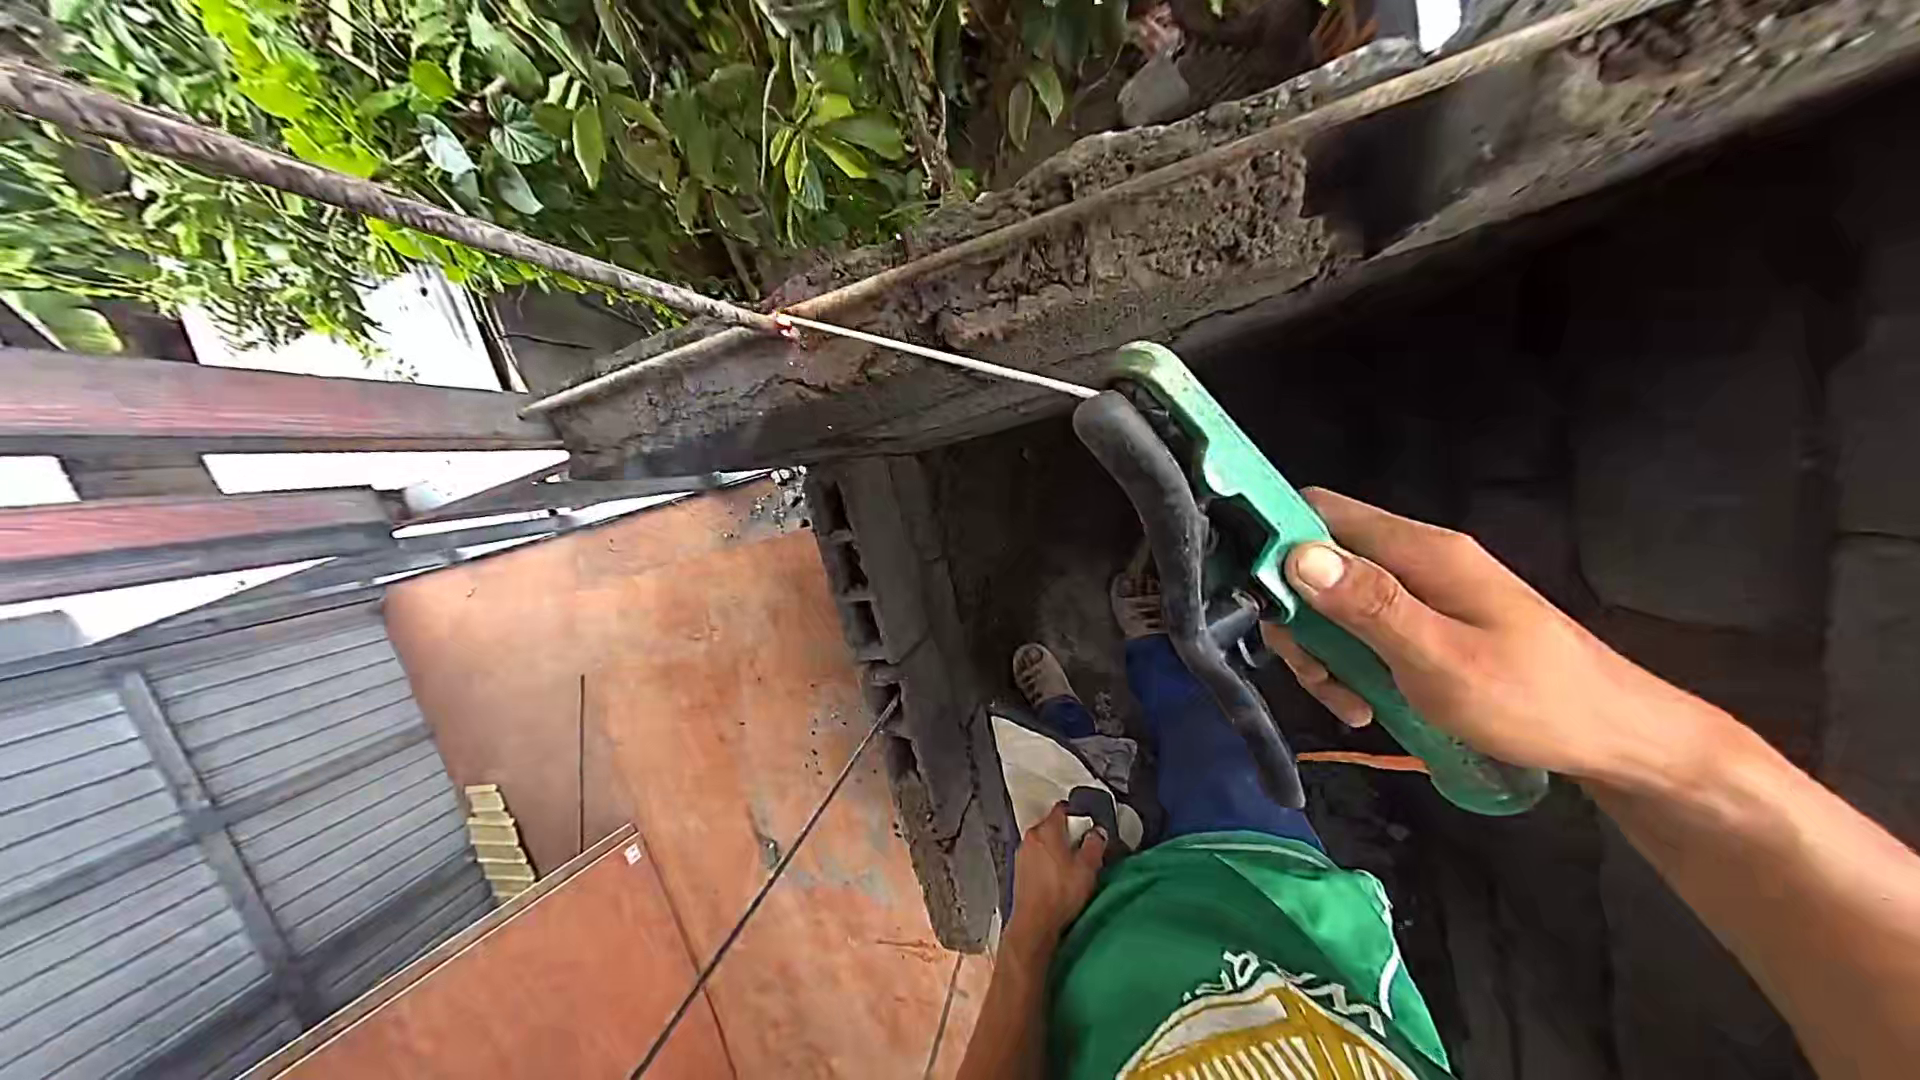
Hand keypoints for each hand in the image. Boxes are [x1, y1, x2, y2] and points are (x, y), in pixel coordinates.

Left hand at [1004, 802, 1106, 954]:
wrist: (1035, 923)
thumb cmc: (1060, 894)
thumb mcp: (1087, 868)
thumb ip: (1094, 844)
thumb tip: (1098, 832)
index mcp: (1046, 829)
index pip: (1062, 809)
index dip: (1077, 814)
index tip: (1087, 825)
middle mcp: (1031, 837)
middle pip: (1051, 825)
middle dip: (1066, 833)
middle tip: (1082, 848)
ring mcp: (1022, 853)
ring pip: (1043, 841)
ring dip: (1055, 848)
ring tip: (1070, 866)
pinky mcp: (1019, 870)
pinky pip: (1035, 857)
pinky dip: (1045, 861)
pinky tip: (1055, 878)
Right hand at [1261, 488, 1728, 792]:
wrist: (1623, 745)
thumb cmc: (1535, 701)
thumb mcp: (1442, 658)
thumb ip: (1369, 604)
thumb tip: (1298, 555)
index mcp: (1419, 551)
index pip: (1319, 510)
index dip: (1274, 537)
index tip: (1255, 594)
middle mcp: (1412, 559)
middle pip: (1315, 563)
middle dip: (1297, 616)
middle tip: (1311, 671)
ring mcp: (1417, 592)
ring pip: (1330, 602)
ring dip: (1321, 650)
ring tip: (1345, 700)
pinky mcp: (1421, 622)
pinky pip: (1358, 630)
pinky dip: (1346, 663)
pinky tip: (1364, 701)